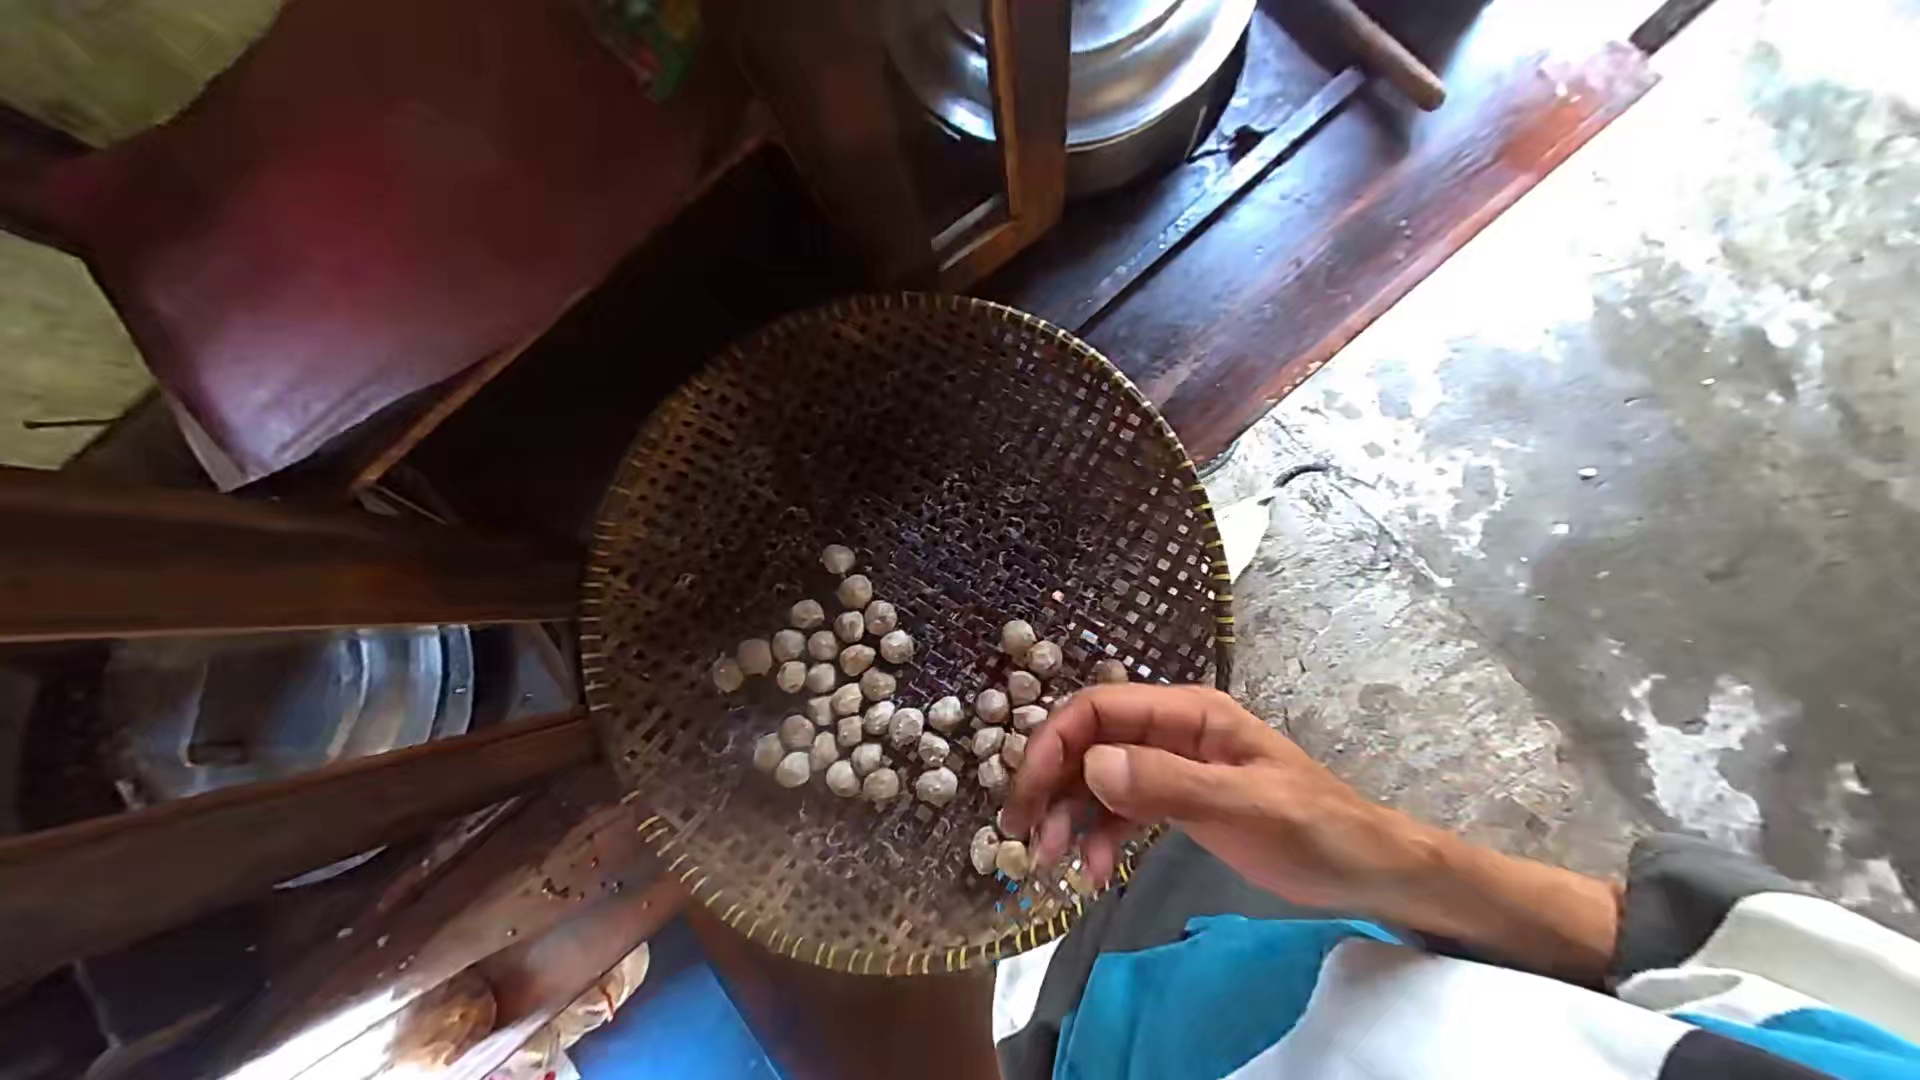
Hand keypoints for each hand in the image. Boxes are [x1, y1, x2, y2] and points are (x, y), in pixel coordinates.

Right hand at [1004, 684, 1621, 982]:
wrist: (1375, 873)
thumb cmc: (1317, 833)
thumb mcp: (1247, 809)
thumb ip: (1169, 784)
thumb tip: (1090, 765)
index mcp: (1188, 713)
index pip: (1100, 708)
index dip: (1056, 742)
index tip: (1027, 792)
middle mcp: (1171, 730)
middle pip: (1091, 741)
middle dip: (1053, 781)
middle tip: (1024, 833)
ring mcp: (1172, 764)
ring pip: (1099, 776)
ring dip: (1070, 813)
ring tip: (1053, 860)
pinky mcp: (1176, 798)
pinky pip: (1121, 809)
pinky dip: (1100, 836)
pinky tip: (1095, 873)